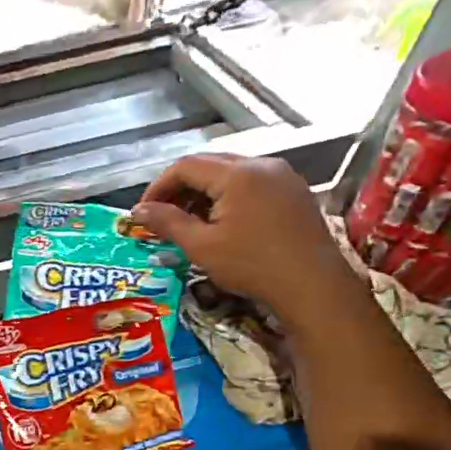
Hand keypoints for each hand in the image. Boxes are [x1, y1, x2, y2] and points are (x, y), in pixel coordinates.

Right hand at [131, 154, 359, 331]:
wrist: (313, 284)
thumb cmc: (252, 265)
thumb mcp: (201, 246)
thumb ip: (167, 222)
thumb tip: (137, 211)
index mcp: (237, 174)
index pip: (185, 166)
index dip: (158, 186)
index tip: (143, 212)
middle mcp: (261, 164)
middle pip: (208, 165)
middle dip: (179, 188)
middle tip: (162, 216)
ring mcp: (282, 176)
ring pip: (230, 173)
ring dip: (203, 192)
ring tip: (188, 221)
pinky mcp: (293, 191)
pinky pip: (251, 183)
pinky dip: (227, 196)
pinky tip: (221, 222)